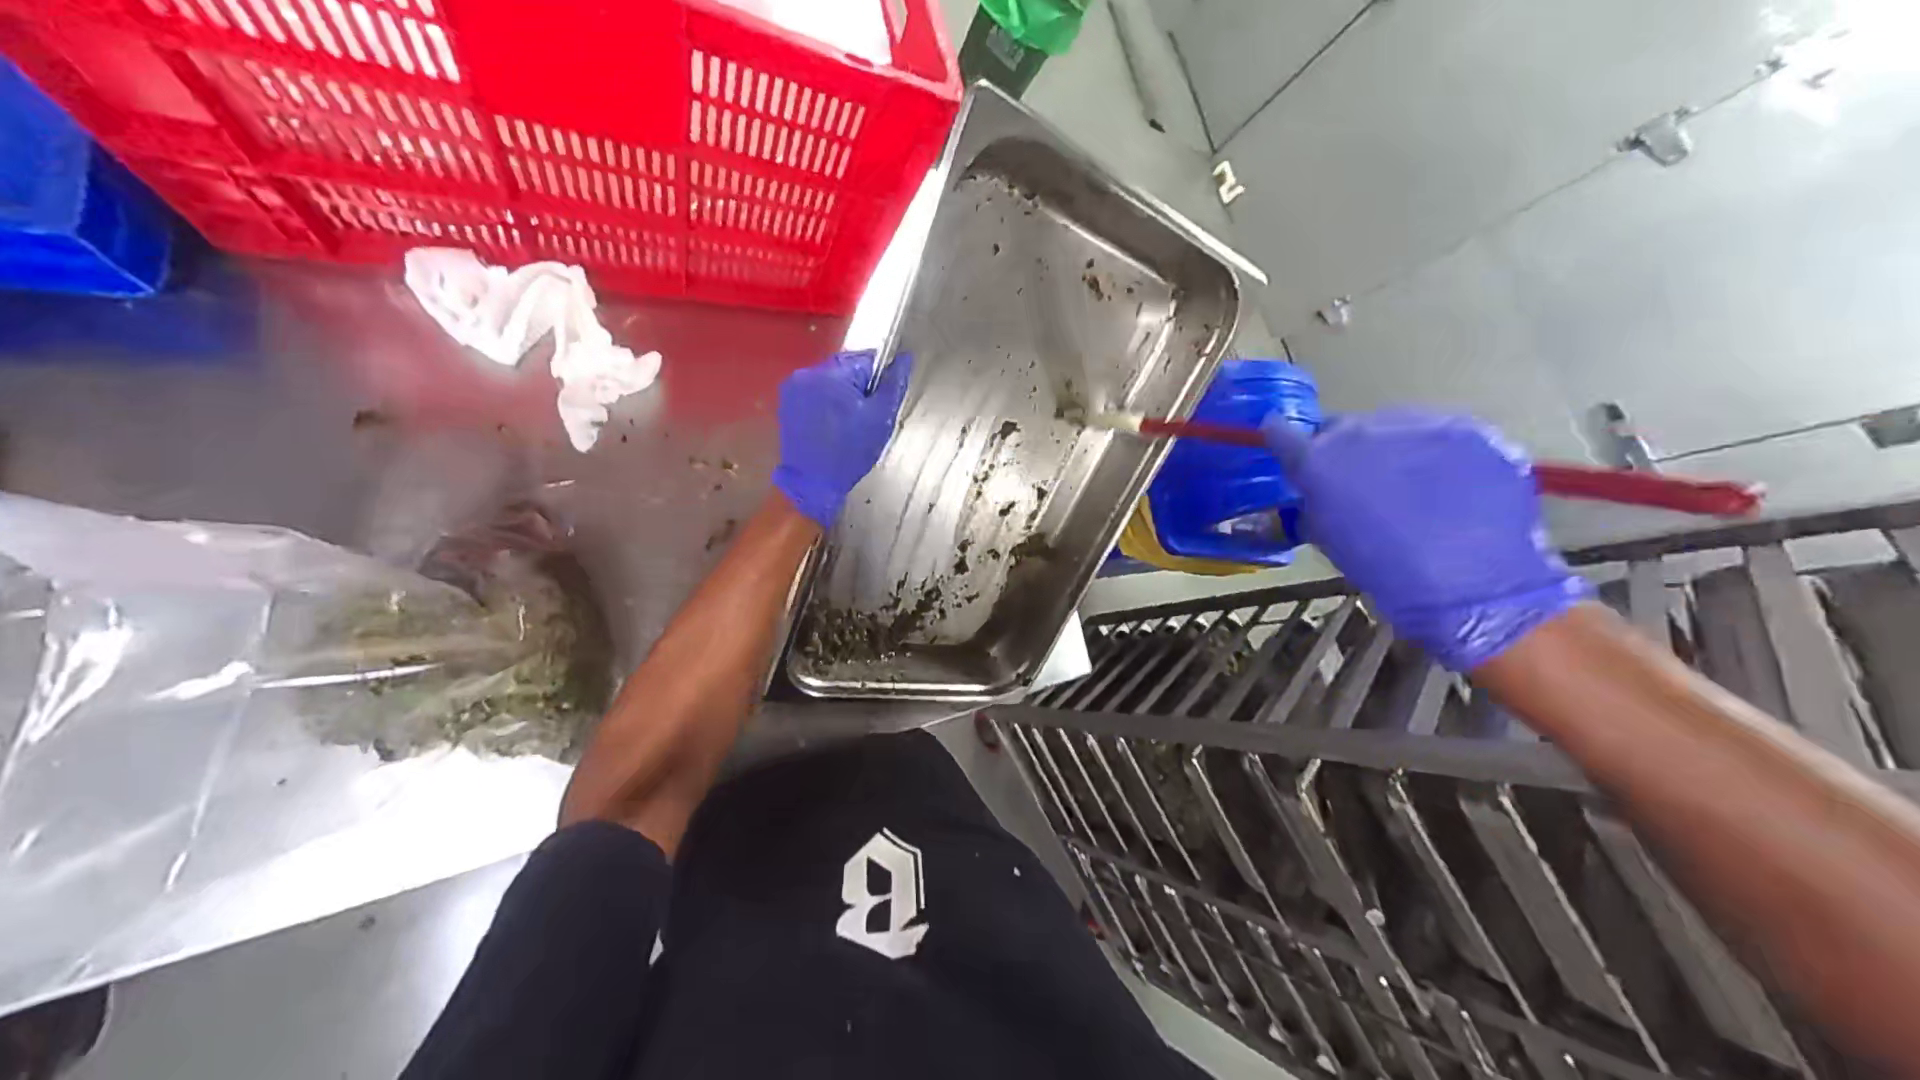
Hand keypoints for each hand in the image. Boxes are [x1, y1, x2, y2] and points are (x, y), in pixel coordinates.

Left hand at [772, 350, 912, 527]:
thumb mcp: (880, 418)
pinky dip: (825, 406)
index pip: (866, 359)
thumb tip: (904, 358)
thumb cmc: (849, 452)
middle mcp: (808, 373)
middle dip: (858, 389)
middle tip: (863, 419)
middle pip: (846, 369)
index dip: (878, 382)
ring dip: (841, 396)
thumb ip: (893, 384)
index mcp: (832, 373)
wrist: (812, 483)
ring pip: (830, 382)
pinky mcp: (786, 403)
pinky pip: (814, 394)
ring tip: (846, 425)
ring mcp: (793, 388)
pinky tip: (830, 428)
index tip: (877, 405)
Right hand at [1263, 408, 1591, 670]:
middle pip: (1344, 429)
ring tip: (1414, 488)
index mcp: (1320, 461)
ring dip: (1393, 450)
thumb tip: (1314, 492)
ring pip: (1394, 428)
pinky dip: (1437, 456)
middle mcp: (1364, 431)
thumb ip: (1315, 503)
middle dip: (1346, 451)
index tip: (1282, 441)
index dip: (1281, 439)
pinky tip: (1450, 489)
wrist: (1472, 584)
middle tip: (1360, 483)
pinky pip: (1440, 436)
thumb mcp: (1329, 539)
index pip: (1283, 434)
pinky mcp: (1468, 430)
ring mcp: (1420, 425)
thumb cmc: (1385, 571)